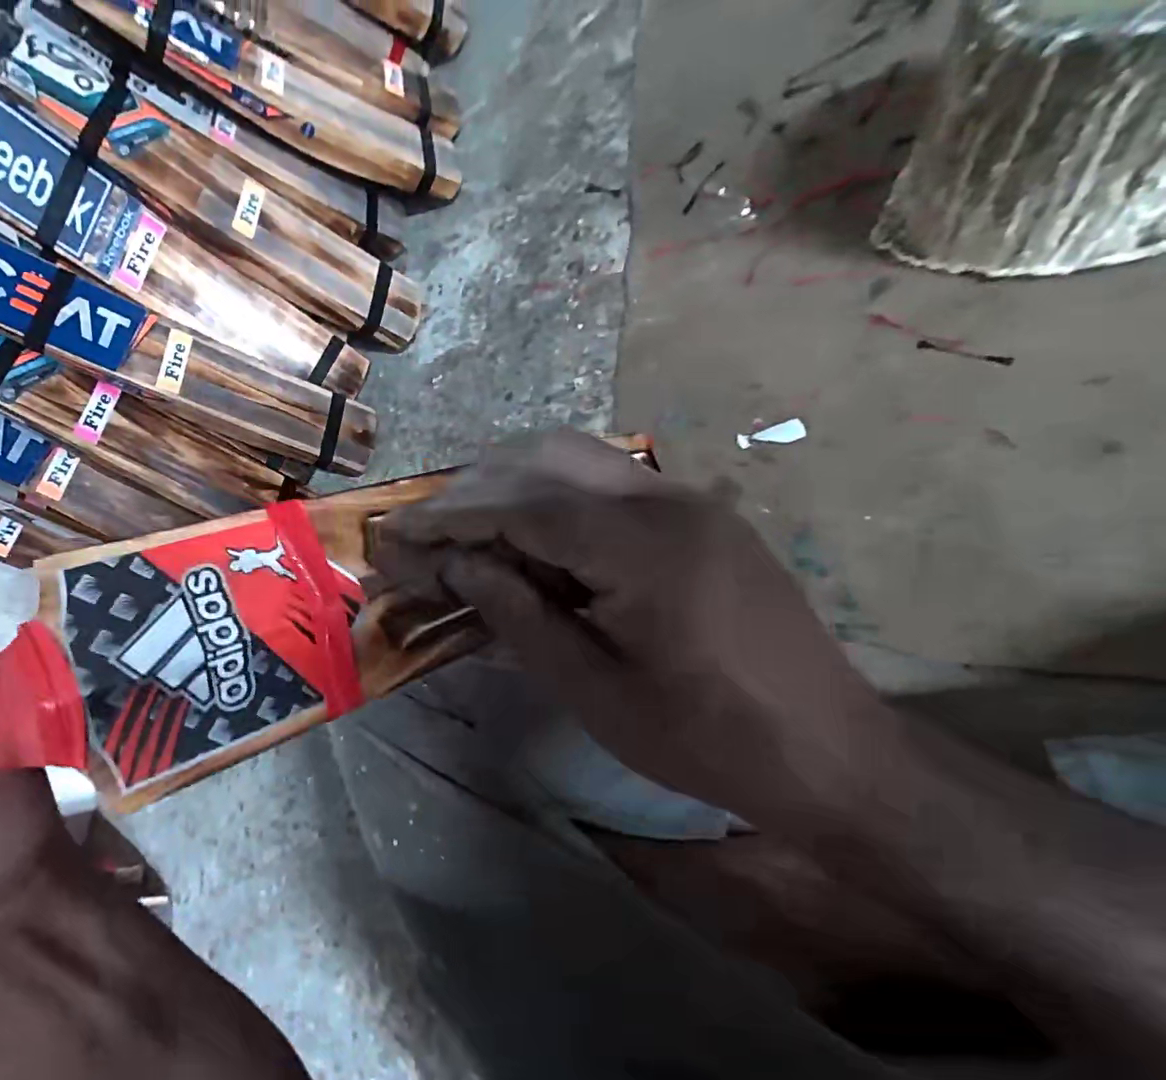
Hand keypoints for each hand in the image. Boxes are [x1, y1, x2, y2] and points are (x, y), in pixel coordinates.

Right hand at [375, 430, 894, 822]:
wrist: (834, 753)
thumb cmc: (703, 737)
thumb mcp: (589, 687)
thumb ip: (514, 611)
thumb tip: (451, 562)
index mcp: (643, 547)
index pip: (519, 505)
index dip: (446, 518)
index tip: (391, 535)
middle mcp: (665, 500)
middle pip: (539, 460)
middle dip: (466, 493)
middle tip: (420, 536)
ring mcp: (685, 498)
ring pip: (569, 455)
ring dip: (502, 483)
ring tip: (459, 531)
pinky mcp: (693, 512)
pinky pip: (598, 479)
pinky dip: (542, 493)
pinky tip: (519, 535)